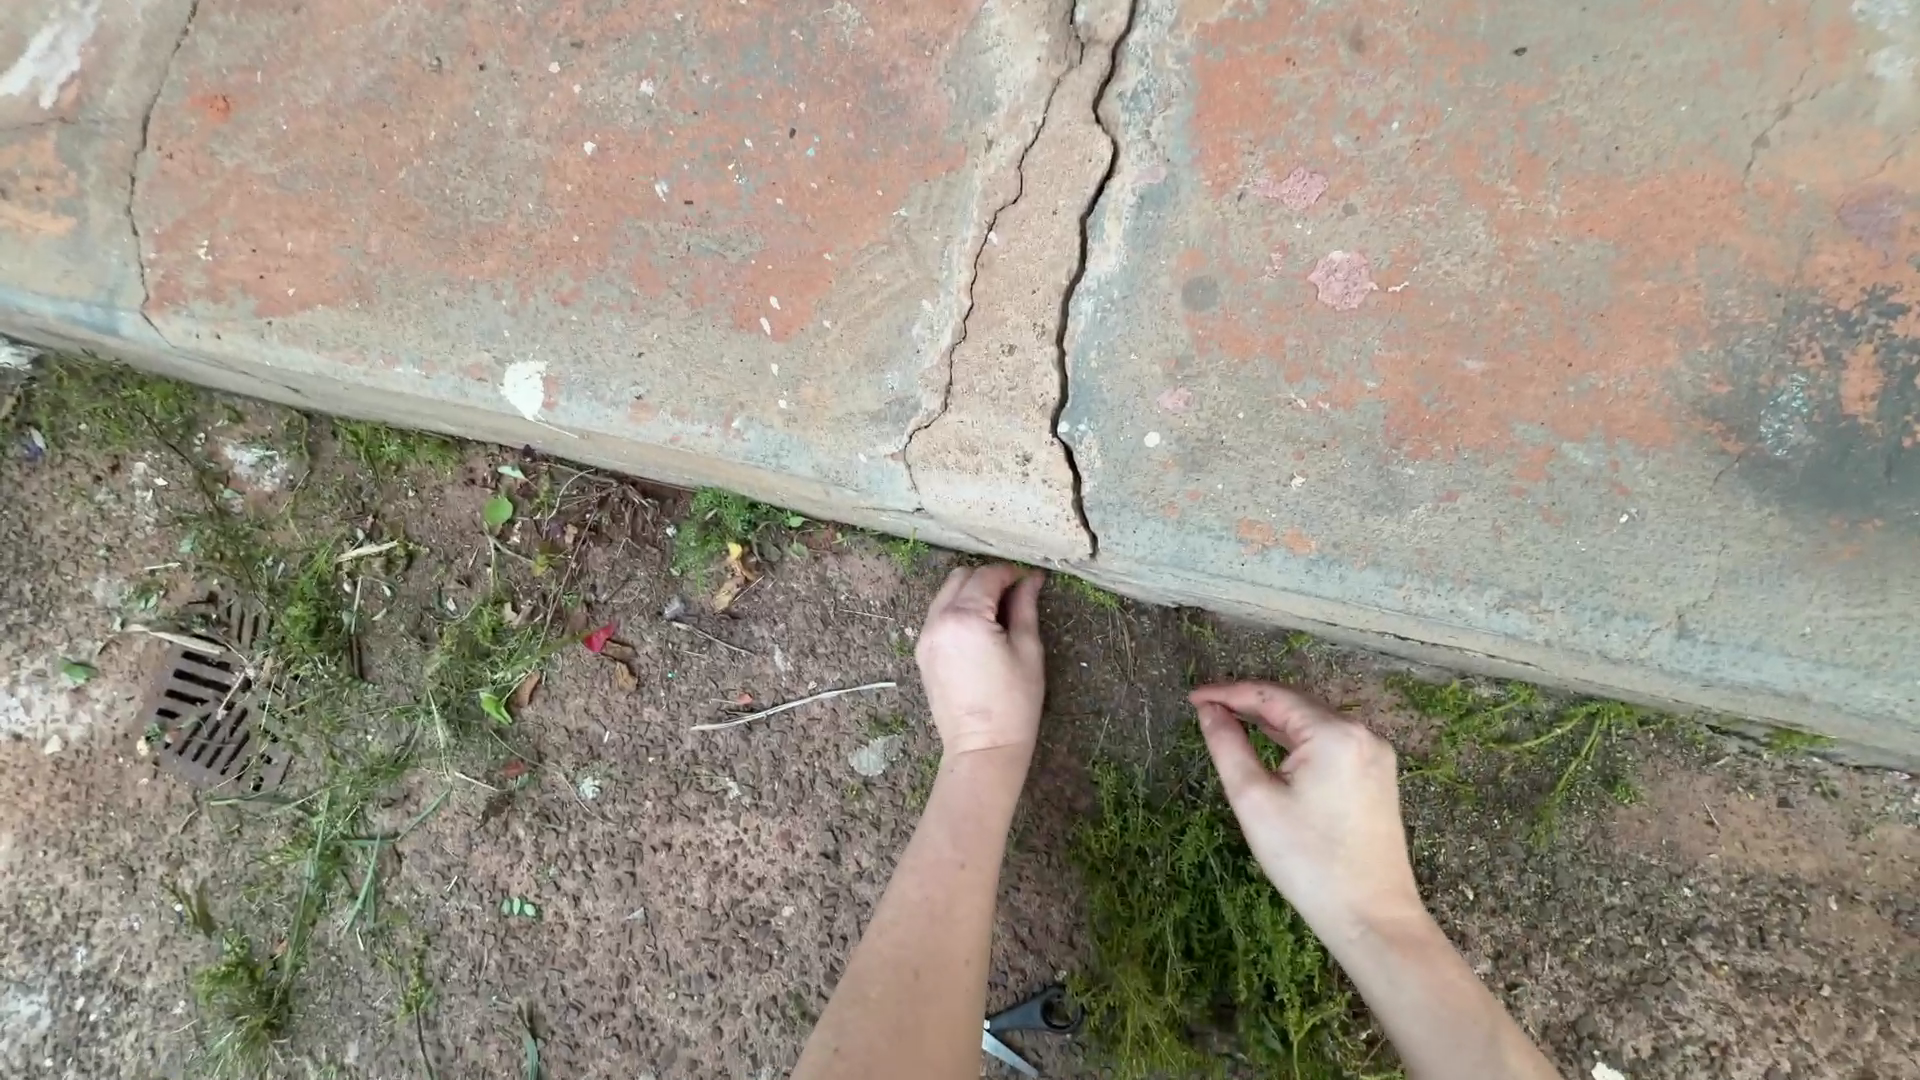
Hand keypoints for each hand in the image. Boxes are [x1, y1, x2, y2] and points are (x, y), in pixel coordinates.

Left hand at [915, 564, 1045, 758]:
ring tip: (997, 612)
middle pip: (961, 578)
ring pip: (946, 594)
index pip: (987, 576)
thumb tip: (1031, 580)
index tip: (1030, 580)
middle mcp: (938, 620)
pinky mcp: (923, 653)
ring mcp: (926, 637)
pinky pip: (938, 616)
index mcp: (965, 617)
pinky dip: (957, 610)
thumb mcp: (1028, 650)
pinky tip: (979, 628)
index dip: (1011, 573)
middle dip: (988, 579)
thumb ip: (1025, 608)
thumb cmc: (1014, 702)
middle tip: (1015, 594)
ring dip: (970, 592)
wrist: (982, 748)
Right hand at [1191, 682, 1423, 937]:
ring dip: (1269, 719)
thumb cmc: (1307, 860)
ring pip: (1310, 721)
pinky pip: (1326, 741)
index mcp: (1334, 733)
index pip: (1270, 696)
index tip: (1191, 699)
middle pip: (1293, 703)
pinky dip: (1293, 738)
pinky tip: (1268, 742)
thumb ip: (1227, 744)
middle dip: (1247, 703)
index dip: (1227, 692)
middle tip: (1205, 709)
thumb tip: (1208, 711)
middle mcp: (1361, 733)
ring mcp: (1374, 754)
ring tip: (1227, 720)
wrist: (1371, 919)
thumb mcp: (1254, 798)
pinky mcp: (1376, 774)